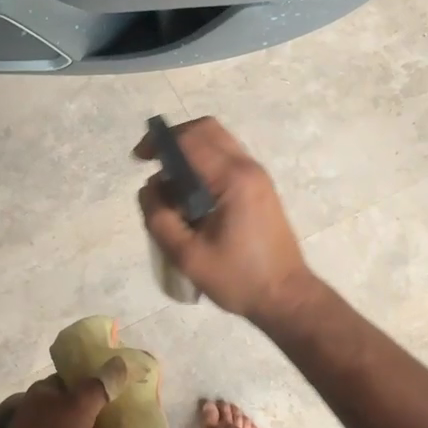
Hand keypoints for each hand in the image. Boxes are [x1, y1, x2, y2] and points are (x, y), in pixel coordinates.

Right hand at [135, 116, 313, 319]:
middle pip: (206, 129)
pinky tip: (192, 192)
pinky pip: (227, 157)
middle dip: (175, 138)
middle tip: (154, 162)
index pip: (190, 139)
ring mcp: (257, 175)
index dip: (160, 142)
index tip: (140, 159)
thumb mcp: (187, 256)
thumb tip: (150, 189)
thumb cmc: (239, 278)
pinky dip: (204, 161)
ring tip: (170, 181)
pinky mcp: (260, 186)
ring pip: (218, 140)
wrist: (287, 298)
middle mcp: (248, 168)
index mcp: (232, 179)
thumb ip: (159, 218)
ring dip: (190, 149)